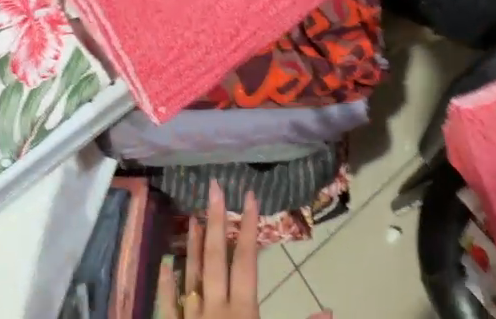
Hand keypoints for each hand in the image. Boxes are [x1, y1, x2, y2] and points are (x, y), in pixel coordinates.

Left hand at [158, 181, 331, 318]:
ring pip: (191, 275)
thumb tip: (330, 310)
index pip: (247, 260)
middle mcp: (216, 310)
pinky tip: (165, 264)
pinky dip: (167, 284)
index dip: (249, 227)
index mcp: (244, 312)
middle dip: (217, 221)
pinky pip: (168, 307)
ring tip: (194, 216)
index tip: (249, 196)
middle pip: (216, 258)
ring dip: (193, 245)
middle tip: (214, 188)